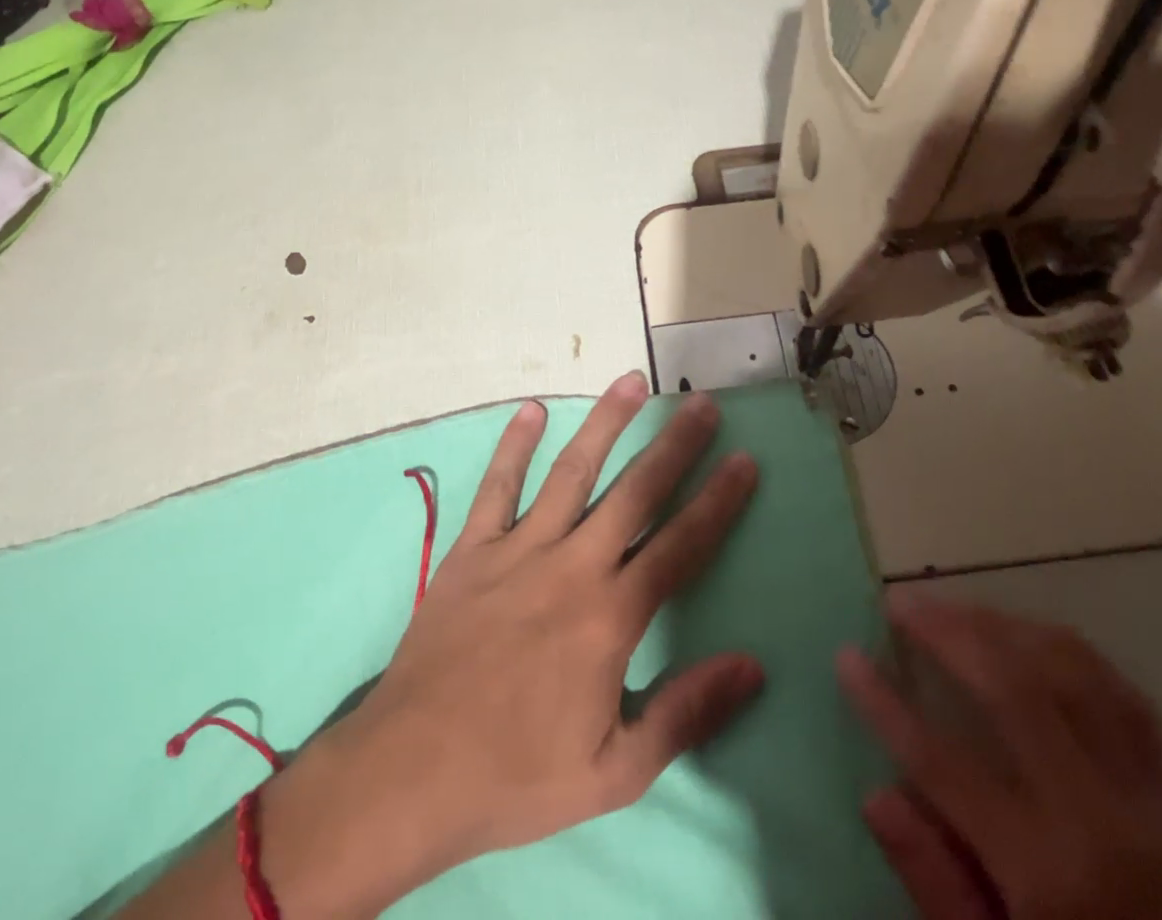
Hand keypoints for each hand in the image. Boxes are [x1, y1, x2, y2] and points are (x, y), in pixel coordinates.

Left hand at [319, 371, 763, 860]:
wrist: (407, 775)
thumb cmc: (516, 778)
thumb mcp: (617, 771)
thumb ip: (688, 713)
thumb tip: (754, 665)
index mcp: (611, 618)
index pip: (681, 546)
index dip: (718, 502)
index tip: (745, 461)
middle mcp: (569, 569)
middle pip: (634, 494)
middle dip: (673, 446)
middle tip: (702, 404)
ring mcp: (514, 555)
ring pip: (570, 474)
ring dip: (604, 425)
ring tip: (631, 382)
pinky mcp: (467, 556)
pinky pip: (494, 490)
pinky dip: (512, 448)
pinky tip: (530, 411)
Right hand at [838, 599, 1161, 919]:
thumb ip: (935, 882)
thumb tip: (877, 793)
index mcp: (1044, 867)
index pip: (945, 764)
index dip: (887, 704)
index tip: (847, 657)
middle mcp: (1099, 814)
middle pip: (1017, 692)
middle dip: (951, 635)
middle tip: (901, 601)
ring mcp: (1146, 793)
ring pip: (1075, 676)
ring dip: (1008, 628)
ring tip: (956, 606)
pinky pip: (1123, 695)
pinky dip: (1071, 652)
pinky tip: (1032, 635)